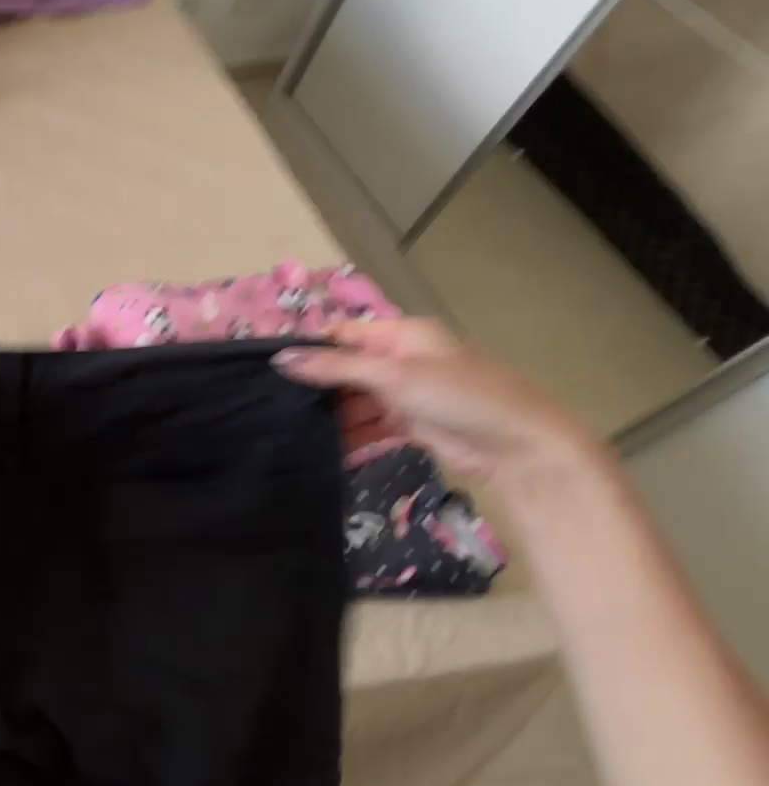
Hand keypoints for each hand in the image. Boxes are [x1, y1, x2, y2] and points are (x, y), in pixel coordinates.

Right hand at [272, 318, 600, 487]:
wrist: (517, 446)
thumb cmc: (459, 396)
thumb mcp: (392, 375)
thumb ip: (334, 367)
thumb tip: (279, 358)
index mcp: (401, 336)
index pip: (341, 335)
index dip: (306, 348)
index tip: (268, 370)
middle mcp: (400, 360)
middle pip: (342, 370)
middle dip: (314, 388)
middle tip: (272, 405)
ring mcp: (403, 393)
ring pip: (352, 402)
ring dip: (329, 418)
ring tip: (292, 432)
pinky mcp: (407, 423)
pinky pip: (367, 427)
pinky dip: (349, 438)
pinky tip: (324, 450)